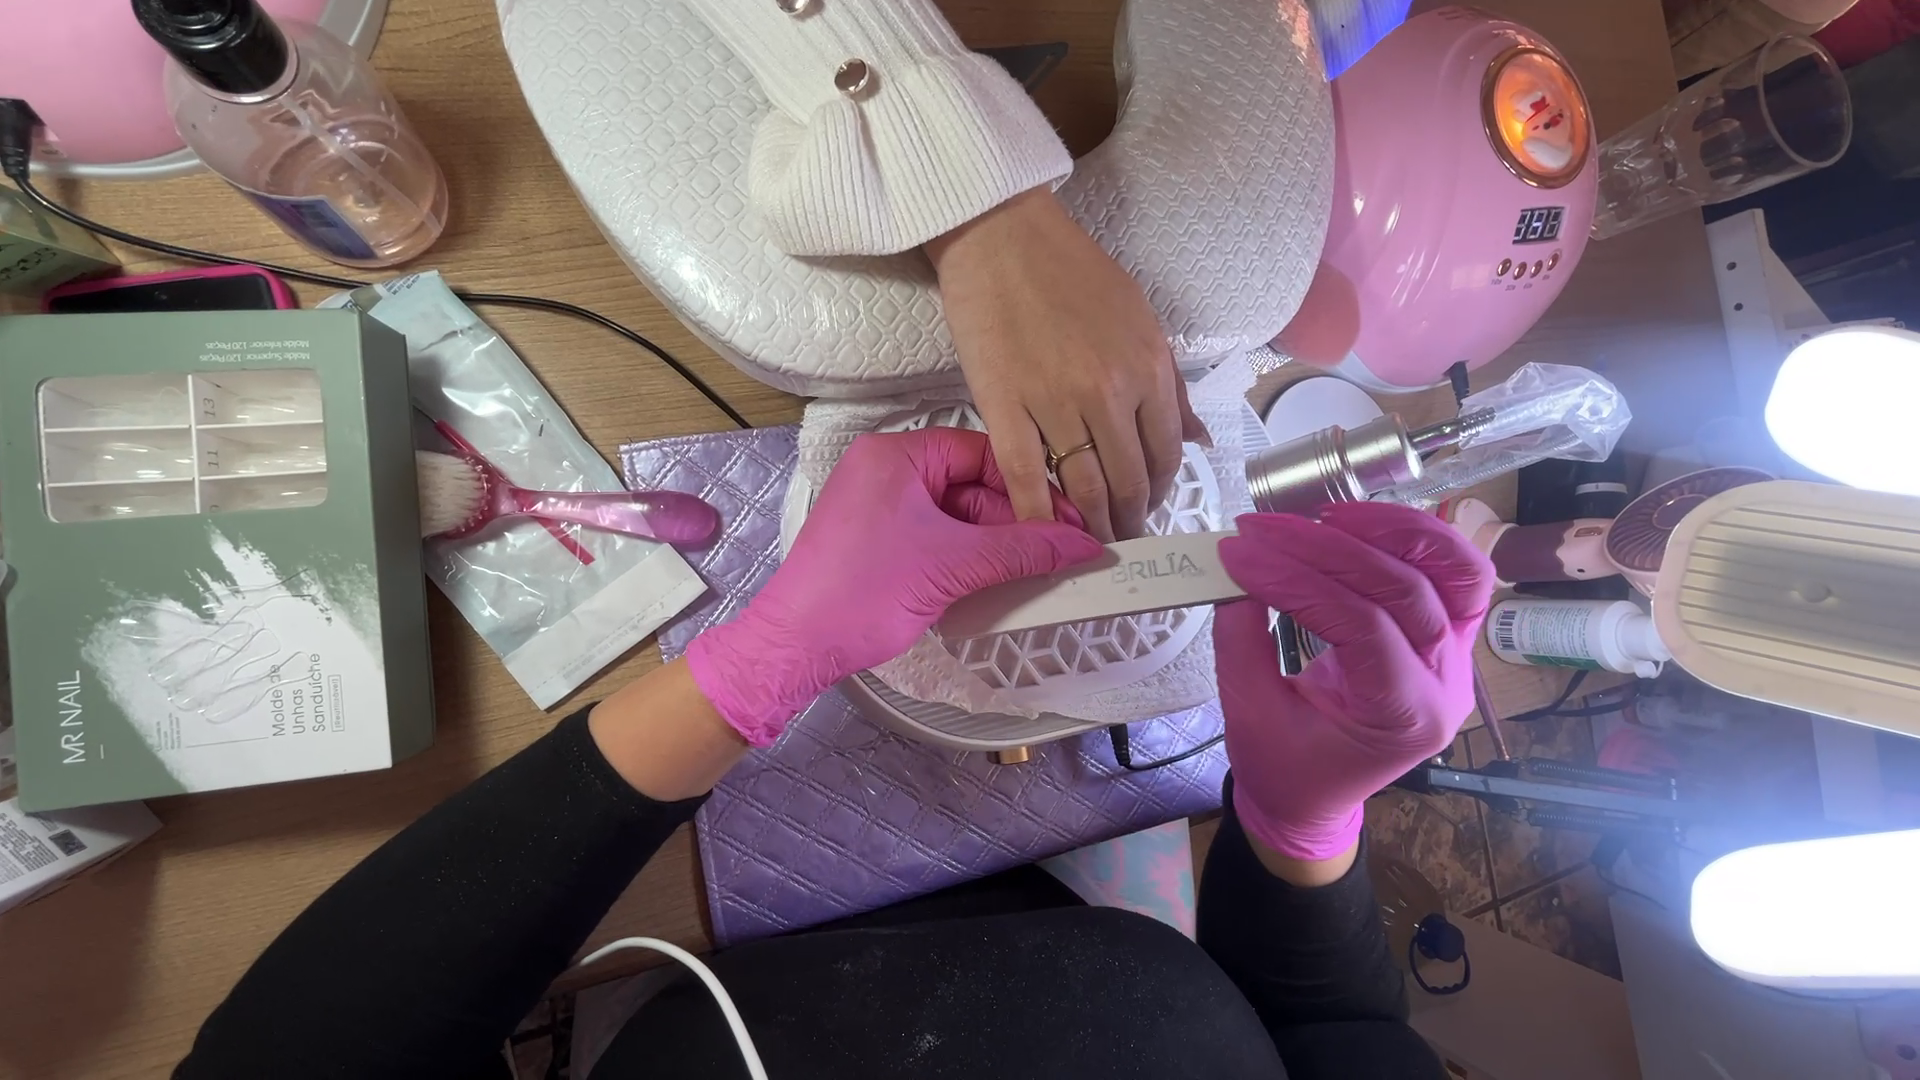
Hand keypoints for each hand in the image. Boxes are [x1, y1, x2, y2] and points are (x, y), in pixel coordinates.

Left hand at [685, 429, 1102, 745]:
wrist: (798, 646)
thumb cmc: (860, 595)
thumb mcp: (953, 566)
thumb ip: (1022, 550)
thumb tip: (1080, 544)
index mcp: (896, 455)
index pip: (983, 453)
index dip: (1030, 487)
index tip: (1067, 518)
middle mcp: (887, 471)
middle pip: (972, 486)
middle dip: (1015, 522)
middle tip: (1061, 550)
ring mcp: (882, 506)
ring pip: (958, 516)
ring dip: (994, 544)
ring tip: (1035, 570)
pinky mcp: (881, 539)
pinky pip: (938, 536)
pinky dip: (968, 557)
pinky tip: (997, 579)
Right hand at [925, 186, 1206, 541]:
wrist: (1002, 237)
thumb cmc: (1072, 271)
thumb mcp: (1140, 317)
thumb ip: (1170, 382)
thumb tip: (1197, 438)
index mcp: (1148, 367)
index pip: (1166, 452)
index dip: (1160, 490)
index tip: (1150, 507)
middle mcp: (1110, 392)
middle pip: (1128, 479)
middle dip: (1130, 517)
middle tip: (1123, 538)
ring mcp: (1055, 404)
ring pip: (1083, 485)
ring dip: (1094, 524)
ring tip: (1094, 542)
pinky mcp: (1004, 408)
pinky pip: (1025, 476)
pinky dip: (1037, 514)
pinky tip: (1045, 537)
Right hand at [1213, 503, 1494, 862]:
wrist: (1312, 797)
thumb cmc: (1280, 765)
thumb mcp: (1247, 712)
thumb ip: (1241, 639)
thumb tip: (1237, 569)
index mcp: (1400, 717)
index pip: (1358, 626)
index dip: (1294, 581)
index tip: (1237, 554)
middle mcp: (1444, 683)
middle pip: (1404, 590)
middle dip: (1325, 548)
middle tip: (1258, 528)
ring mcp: (1455, 657)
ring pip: (1455, 572)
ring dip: (1390, 531)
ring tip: (1321, 513)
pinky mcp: (1444, 637)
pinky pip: (1450, 574)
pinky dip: (1411, 538)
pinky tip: (1356, 523)